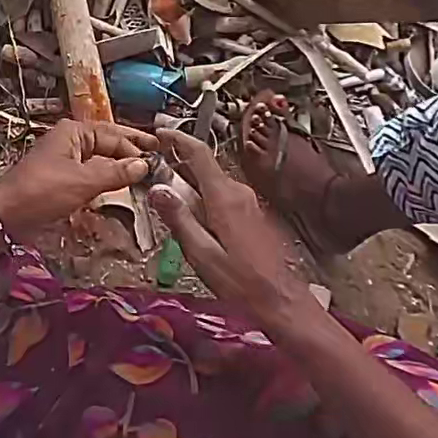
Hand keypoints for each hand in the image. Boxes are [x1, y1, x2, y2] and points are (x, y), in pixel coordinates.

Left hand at [0, 119, 155, 232]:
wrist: (5, 215)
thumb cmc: (43, 192)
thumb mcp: (83, 181)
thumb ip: (116, 173)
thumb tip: (144, 165)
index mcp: (73, 132)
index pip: (113, 135)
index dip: (135, 147)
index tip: (157, 158)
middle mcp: (69, 140)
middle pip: (106, 142)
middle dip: (130, 149)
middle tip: (157, 153)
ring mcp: (64, 159)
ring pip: (99, 157)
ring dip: (119, 163)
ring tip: (142, 170)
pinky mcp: (60, 178)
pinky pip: (90, 172)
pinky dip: (106, 176)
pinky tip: (118, 184)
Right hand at [149, 129, 315, 319]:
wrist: (283, 303)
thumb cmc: (243, 284)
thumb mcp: (201, 254)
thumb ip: (178, 218)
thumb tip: (157, 190)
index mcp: (224, 198)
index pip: (199, 153)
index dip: (177, 138)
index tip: (159, 134)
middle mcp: (239, 193)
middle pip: (203, 169)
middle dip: (177, 171)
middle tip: (155, 183)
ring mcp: (248, 202)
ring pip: (211, 184)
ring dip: (189, 189)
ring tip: (171, 209)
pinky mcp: (252, 214)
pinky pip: (221, 197)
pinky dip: (203, 201)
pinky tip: (195, 224)